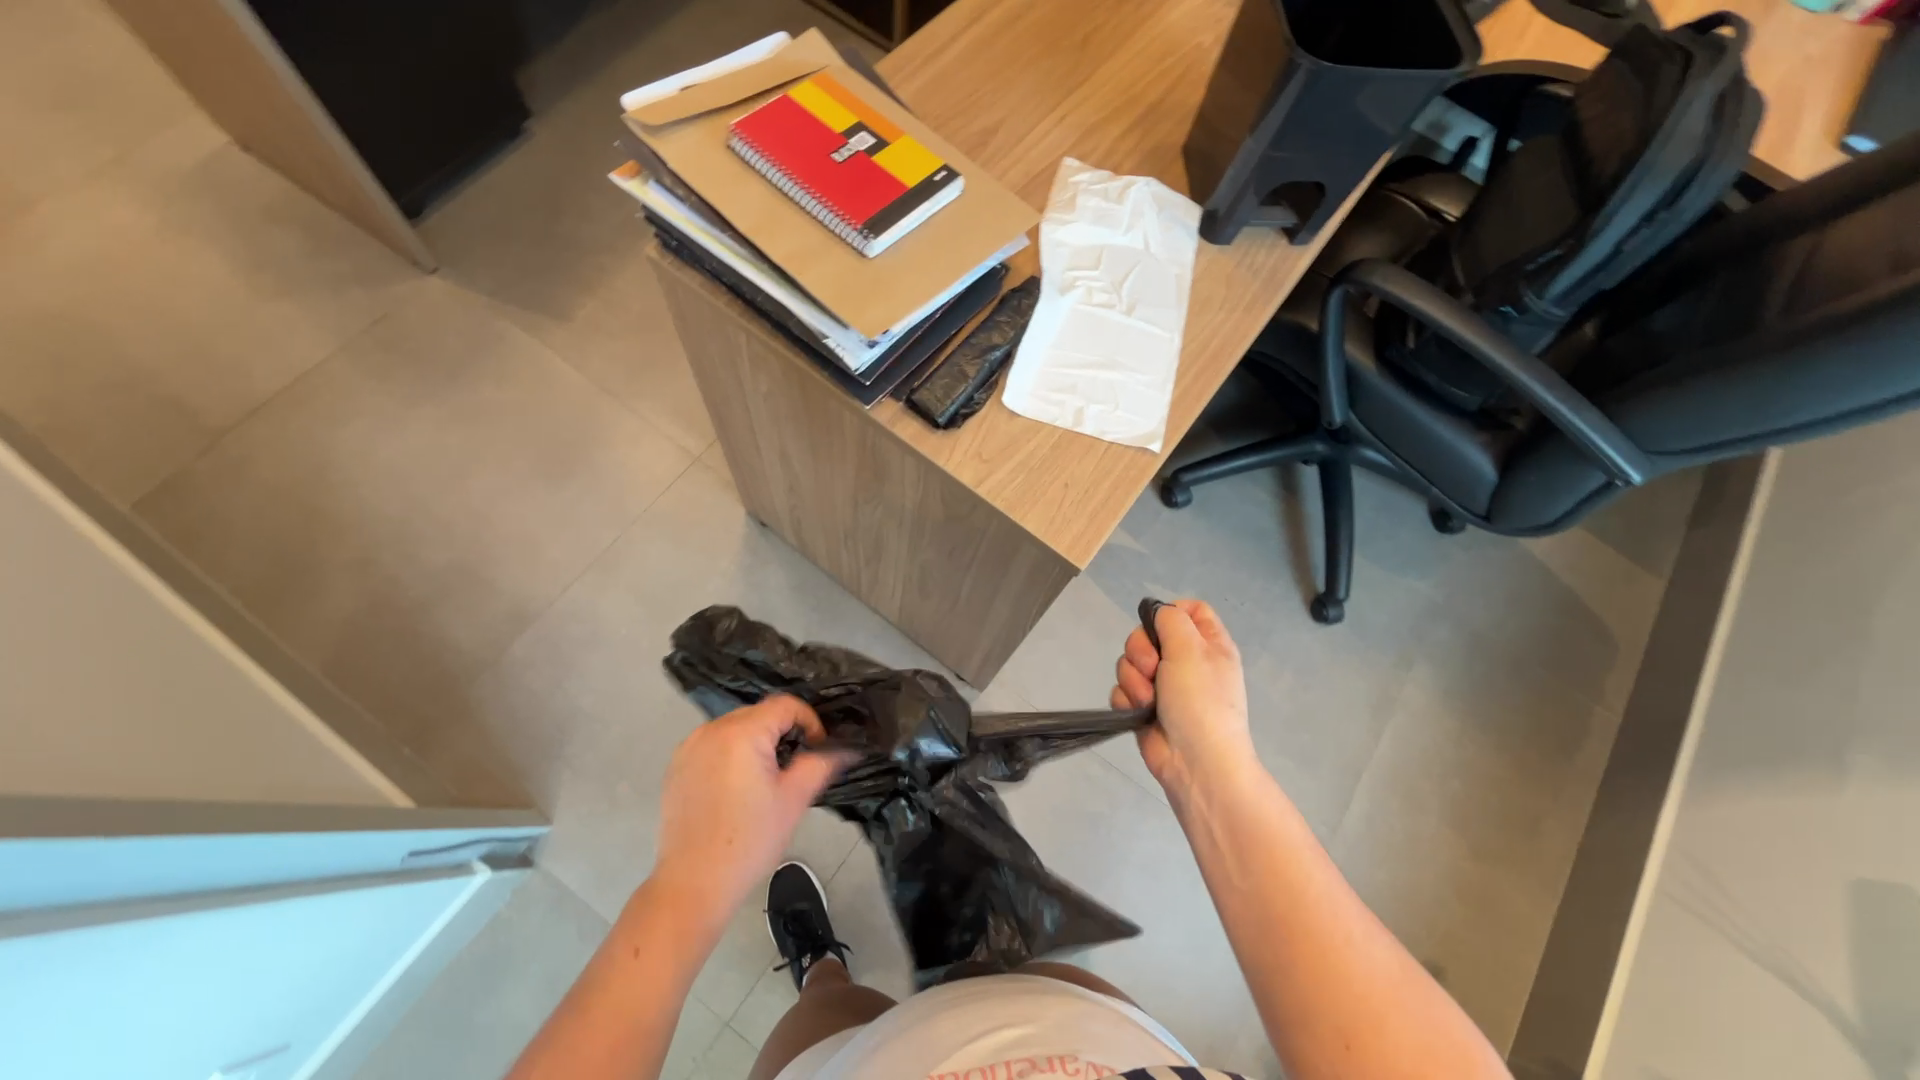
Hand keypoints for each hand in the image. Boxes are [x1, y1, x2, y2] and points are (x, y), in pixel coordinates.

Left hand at [653, 696, 850, 916]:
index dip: (810, 722)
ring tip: (766, 781)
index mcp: (741, 733)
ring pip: (735, 729)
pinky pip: (713, 746)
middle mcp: (711, 730)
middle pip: (759, 714)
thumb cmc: (750, 841)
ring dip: (757, 744)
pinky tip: (736, 791)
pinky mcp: (676, 767)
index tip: (817, 751)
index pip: (786, 705)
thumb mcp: (794, 800)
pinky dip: (731, 756)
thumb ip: (822, 764)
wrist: (694, 883)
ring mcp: (689, 747)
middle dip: (783, 733)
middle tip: (794, 769)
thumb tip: (848, 748)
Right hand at [1111, 599, 1257, 801]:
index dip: (1170, 612)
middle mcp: (1187, 661)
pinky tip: (1137, 711)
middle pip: (1149, 635)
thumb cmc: (1200, 701)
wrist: (1195, 762)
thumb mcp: (1190, 649)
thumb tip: (1159, 612)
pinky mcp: (1144, 707)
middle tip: (1152, 669)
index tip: (1158, 625)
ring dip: (1133, 679)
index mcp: (1208, 644)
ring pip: (1131, 663)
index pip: (1189, 610)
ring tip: (1147, 699)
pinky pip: (1123, 689)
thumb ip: (1171, 620)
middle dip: (1141, 650)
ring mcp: (1165, 686)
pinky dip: (1126, 699)